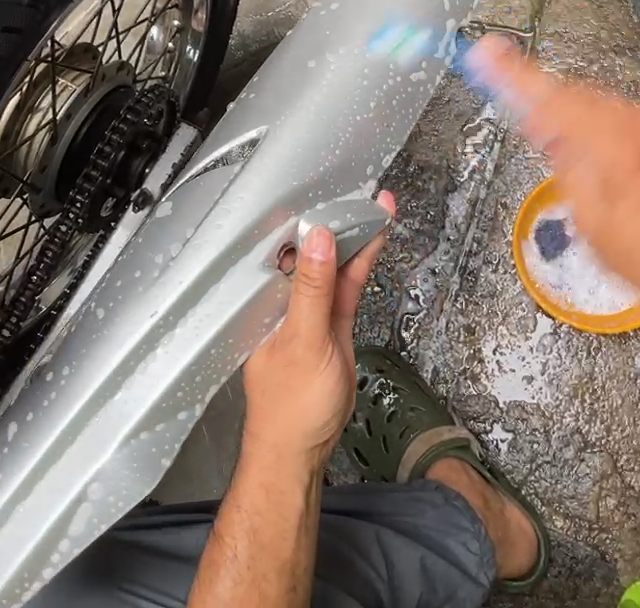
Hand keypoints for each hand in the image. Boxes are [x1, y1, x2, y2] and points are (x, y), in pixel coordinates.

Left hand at [241, 191, 395, 470]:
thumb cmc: (290, 407)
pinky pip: (346, 285)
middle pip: (310, 250)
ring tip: (375, 204)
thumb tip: (317, 240)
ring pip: (331, 264)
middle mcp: (282, 298)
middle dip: (334, 218)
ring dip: (353, 236)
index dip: (305, 215)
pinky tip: (373, 239)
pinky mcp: (330, 323)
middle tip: (360, 189)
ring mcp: (309, 309)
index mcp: (263, 298)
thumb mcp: (305, 341)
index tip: (329, 189)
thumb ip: (312, 290)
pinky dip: (360, 262)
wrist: (302, 451)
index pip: (282, 246)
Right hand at [463, 37, 639, 306]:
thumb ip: (565, 163)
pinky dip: (606, 128)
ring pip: (602, 106)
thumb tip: (543, 127)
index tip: (486, 50)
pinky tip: (604, 161)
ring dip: (579, 121)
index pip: (553, 98)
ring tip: (573, 160)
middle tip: (531, 129)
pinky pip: (627, 117)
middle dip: (549, 106)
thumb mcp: (587, 217)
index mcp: (616, 145)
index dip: (515, 74)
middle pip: (579, 96)